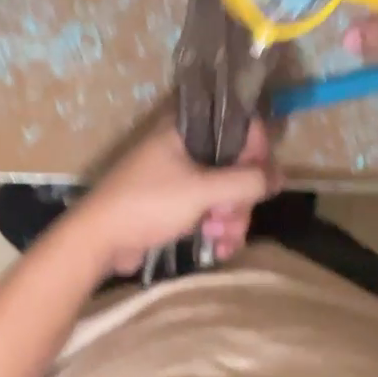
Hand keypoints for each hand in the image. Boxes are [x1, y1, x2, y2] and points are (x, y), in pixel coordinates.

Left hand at [65, 120, 280, 275]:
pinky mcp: (172, 205)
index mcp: (186, 130)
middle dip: (240, 200)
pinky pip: (207, 211)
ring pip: (223, 193)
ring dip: (230, 220)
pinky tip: (218, 249)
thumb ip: (245, 182)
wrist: (99, 239)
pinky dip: (216, 228)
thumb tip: (278, 177)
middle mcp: (184, 148)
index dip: (257, 153)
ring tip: (222, 242)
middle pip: (235, 166)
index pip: (240, 127)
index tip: (260, 181)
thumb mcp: (202, 191)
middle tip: (231, 222)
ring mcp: (178, 178)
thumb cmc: (148, 204)